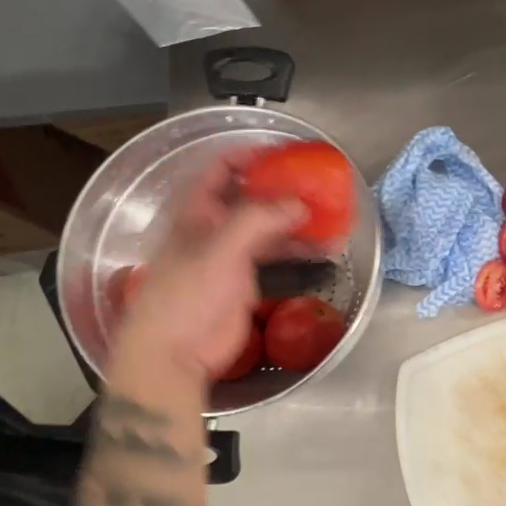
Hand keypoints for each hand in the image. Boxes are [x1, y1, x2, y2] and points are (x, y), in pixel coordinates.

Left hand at [119, 152, 307, 378]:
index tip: (285, 154)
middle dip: (282, 188)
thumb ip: (256, 221)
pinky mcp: (245, 279)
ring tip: (329, 214)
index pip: (220, 168)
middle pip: (250, 195)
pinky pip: (276, 254)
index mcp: (195, 211)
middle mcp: (213, 226)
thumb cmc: (185, 296)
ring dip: (297, 219)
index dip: (249, 156)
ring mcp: (230, 252)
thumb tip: (298, 203)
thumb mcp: (218, 250)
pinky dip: (299, 248)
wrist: (175, 350)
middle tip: (317, 183)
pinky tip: (324, 247)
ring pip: (268, 225)